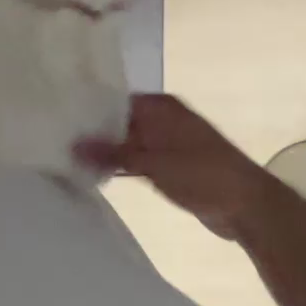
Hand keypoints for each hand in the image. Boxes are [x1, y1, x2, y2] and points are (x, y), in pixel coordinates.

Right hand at [74, 93, 282, 240]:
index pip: (114, 99)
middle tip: (56, 139)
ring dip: (106, 151)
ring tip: (68, 156)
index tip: (58, 116)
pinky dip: (120, 165)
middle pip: (119, 120)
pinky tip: (94, 173)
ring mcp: (166, 143)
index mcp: (161, 106)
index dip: (88, 107)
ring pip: (126, 142)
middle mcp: (162, 119)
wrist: (248, 207)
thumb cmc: (203, 174)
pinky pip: (136, 160)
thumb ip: (112, 153)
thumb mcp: (154, 163)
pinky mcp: (170, 166)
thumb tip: (72, 145)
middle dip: (93, 131)